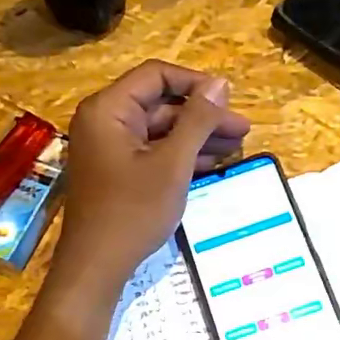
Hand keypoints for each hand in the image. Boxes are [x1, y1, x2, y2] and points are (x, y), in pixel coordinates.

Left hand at [55, 60, 249, 289]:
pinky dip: (179, 156)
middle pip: (159, 104)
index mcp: (109, 109)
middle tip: (242, 131)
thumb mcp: (173, 164)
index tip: (229, 101)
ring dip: (196, 137)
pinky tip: (212, 164)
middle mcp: (103, 121)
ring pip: (158, 130)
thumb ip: (197, 120)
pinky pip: (150, 152)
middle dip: (203, 116)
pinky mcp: (114, 171)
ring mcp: (107, 148)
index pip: (156, 75)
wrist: (97, 265)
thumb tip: (220, 84)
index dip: (196, 84)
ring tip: (235, 147)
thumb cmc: (133, 211)